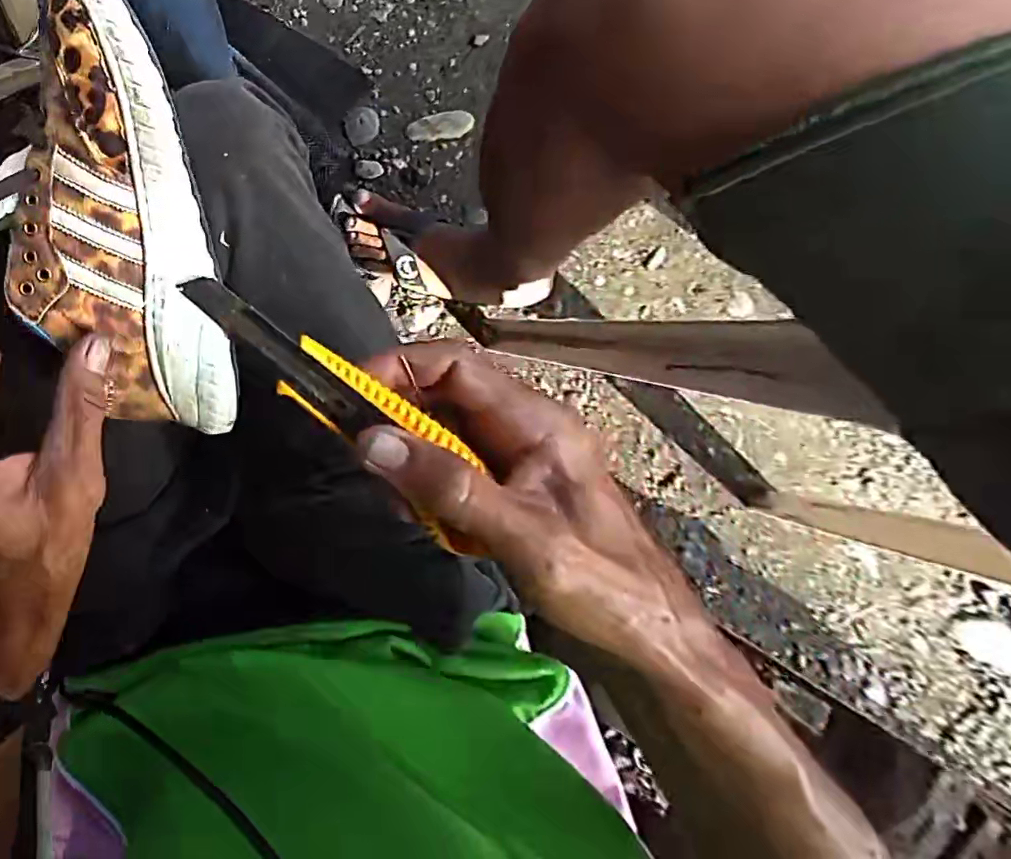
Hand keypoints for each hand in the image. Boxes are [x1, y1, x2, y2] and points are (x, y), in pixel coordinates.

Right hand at [355, 341, 718, 678]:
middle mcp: (521, 428)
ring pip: (436, 431)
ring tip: (393, 493)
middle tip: (360, 448)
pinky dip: (418, 484)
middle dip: (393, 416)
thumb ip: (447, 485)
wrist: (657, 646)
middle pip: (439, 395)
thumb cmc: (607, 588)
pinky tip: (419, 514)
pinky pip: (444, 466)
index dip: (399, 368)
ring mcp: (511, 457)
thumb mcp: (523, 535)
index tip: (353, 393)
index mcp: (537, 422)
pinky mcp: (501, 485)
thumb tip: (372, 441)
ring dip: (404, 456)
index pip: (455, 365)